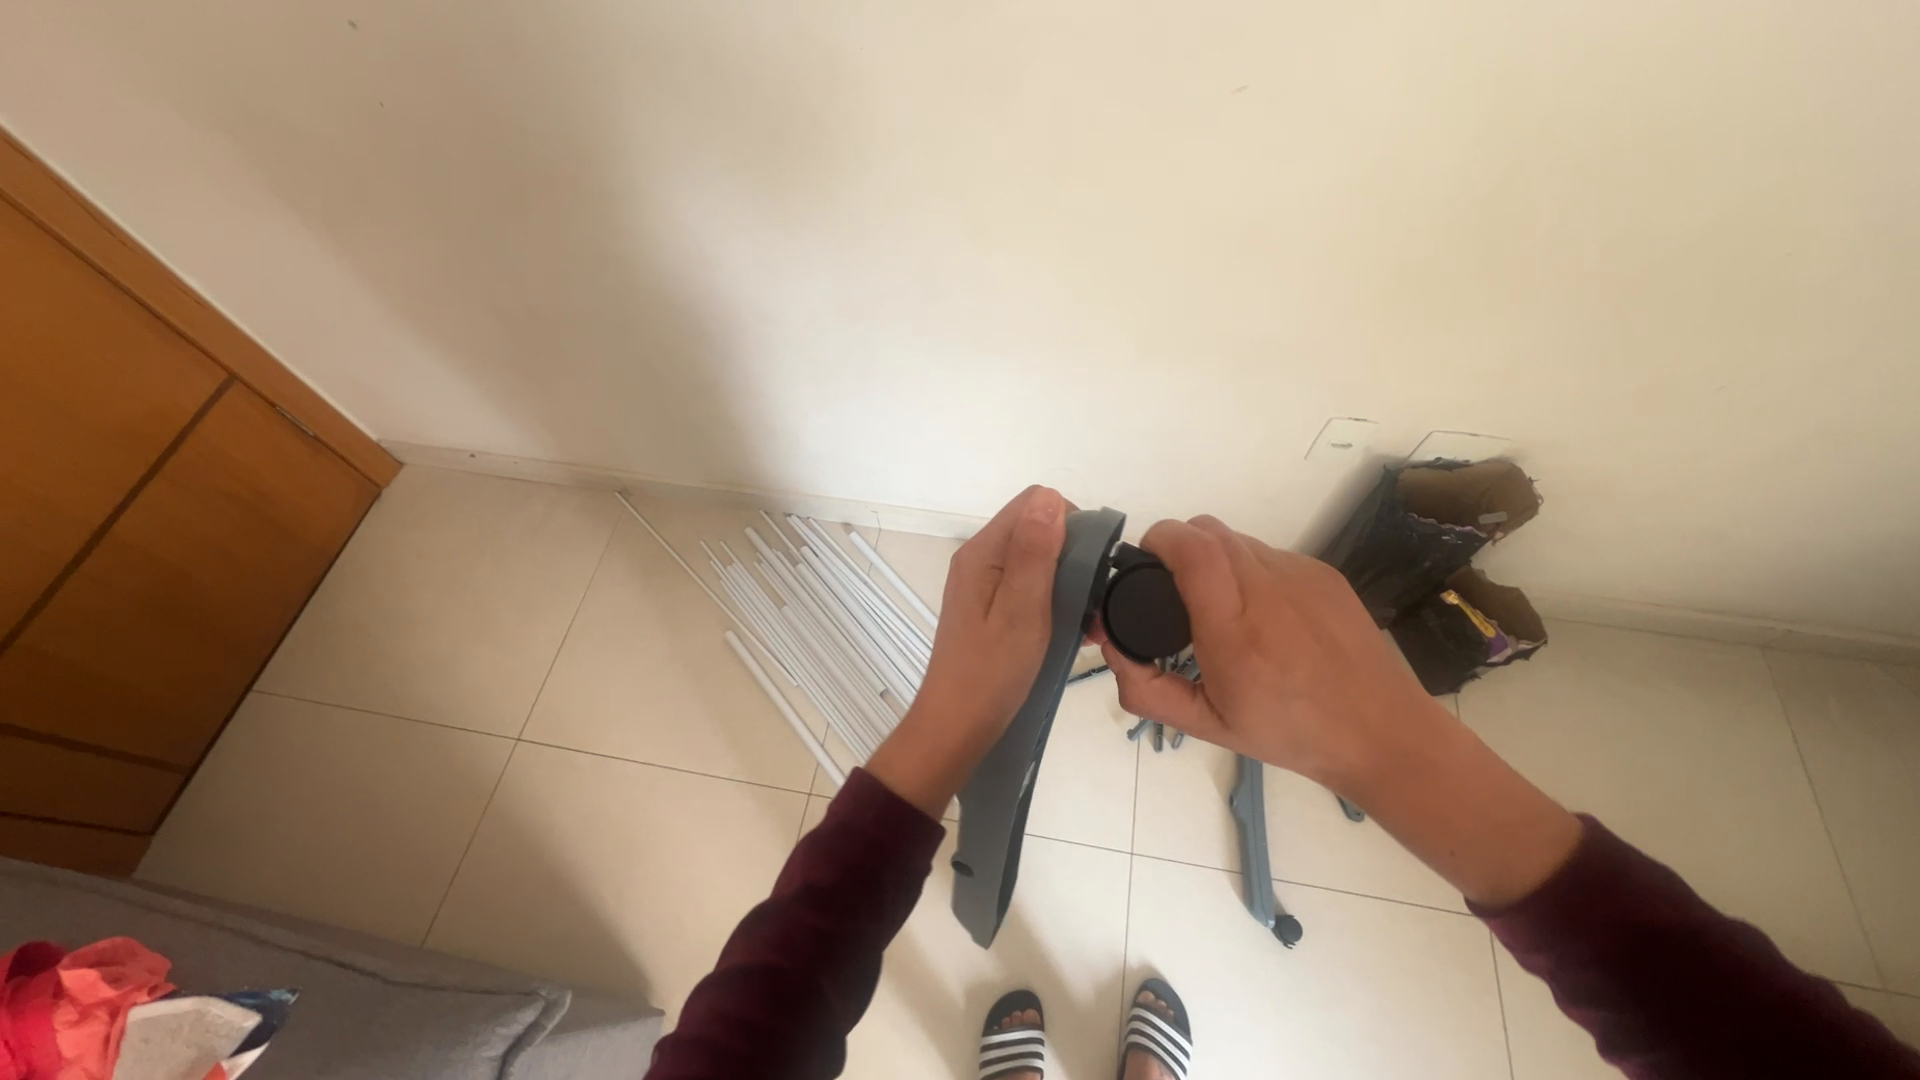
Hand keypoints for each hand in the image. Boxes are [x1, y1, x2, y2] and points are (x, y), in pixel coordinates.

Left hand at [866, 486, 1067, 816]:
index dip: (1071, 523)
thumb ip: (1035, 552)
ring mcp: (985, 586)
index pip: (1034, 503)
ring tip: (1090, 625)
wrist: (958, 727)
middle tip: (1094, 602)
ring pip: (1040, 562)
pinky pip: (1032, 590)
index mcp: (983, 552)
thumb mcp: (1022, 609)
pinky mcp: (992, 610)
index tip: (1093, 566)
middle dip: (1076, 557)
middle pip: (1038, 531)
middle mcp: (981, 560)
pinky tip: (1075, 634)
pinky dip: (1057, 605)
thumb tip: (1050, 497)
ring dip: (1071, 585)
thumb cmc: (992, 671)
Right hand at [1095, 515, 1444, 791]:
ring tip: (1218, 605)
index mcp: (1234, 628)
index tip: (1144, 561)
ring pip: (1237, 540)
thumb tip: (1111, 646)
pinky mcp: (1324, 573)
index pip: (1191, 547)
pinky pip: (1269, 554)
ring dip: (1213, 558)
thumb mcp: (1205, 724)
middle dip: (1177, 545)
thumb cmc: (1287, 733)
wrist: (1381, 732)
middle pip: (1208, 530)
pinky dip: (1249, 570)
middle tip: (1169, 587)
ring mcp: (1301, 575)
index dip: (1159, 539)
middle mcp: (1268, 588)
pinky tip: (1262, 613)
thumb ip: (1146, 690)